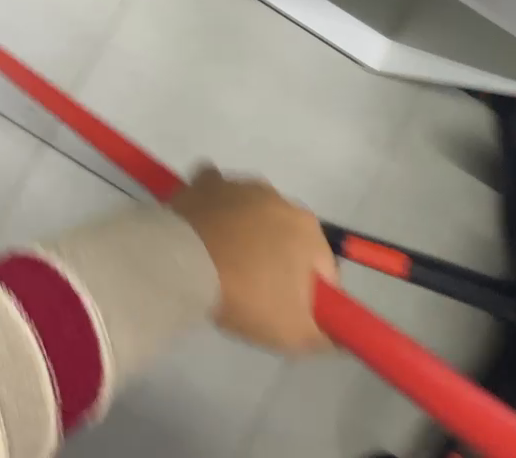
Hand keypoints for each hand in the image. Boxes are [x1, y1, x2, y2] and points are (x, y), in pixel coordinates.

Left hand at [166, 168, 337, 354]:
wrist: (182, 263)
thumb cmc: (245, 295)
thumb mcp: (296, 334)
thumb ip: (325, 334)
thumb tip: (333, 332)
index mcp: (307, 228)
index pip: (321, 268)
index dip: (308, 295)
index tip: (285, 311)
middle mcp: (276, 196)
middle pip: (284, 235)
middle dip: (275, 259)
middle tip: (251, 289)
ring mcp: (236, 184)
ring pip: (249, 212)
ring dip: (243, 230)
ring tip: (221, 260)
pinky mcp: (201, 182)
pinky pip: (213, 191)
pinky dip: (212, 205)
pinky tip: (204, 225)